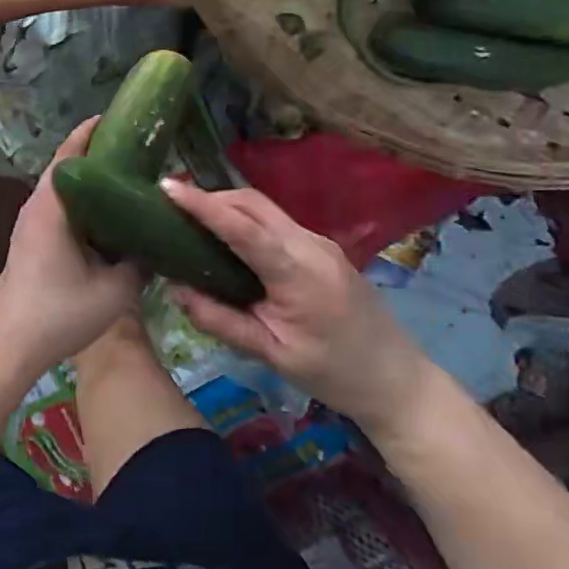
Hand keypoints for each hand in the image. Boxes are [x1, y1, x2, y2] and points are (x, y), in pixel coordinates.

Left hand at [0, 118, 144, 374]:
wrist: (11, 342)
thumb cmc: (60, 312)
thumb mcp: (115, 289)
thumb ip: (140, 262)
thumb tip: (157, 242)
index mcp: (51, 207)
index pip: (69, 156)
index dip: (89, 134)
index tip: (113, 118)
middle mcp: (36, 208)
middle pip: (64, 169)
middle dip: (94, 155)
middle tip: (131, 149)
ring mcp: (28, 225)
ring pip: (61, 192)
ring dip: (86, 182)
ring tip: (124, 179)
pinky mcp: (28, 242)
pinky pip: (57, 210)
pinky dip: (80, 204)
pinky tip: (104, 217)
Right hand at [159, 181, 437, 434]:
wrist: (400, 382)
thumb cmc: (334, 373)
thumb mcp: (271, 354)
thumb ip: (221, 321)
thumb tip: (175, 288)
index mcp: (299, 275)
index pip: (243, 229)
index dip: (202, 205)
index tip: (168, 187)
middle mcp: (312, 247)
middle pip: (253, 203)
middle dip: (210, 198)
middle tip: (171, 206)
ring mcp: (320, 243)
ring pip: (264, 208)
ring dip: (226, 206)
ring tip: (190, 220)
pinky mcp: (321, 248)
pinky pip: (274, 222)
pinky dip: (243, 220)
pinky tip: (225, 239)